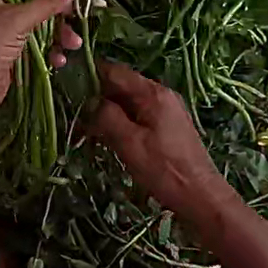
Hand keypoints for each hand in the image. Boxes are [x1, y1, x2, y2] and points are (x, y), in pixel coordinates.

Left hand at [0, 0, 84, 116]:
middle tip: (79, 17)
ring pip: (43, 26)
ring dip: (60, 34)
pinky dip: (52, 50)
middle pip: (40, 2)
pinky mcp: (15, 53)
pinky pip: (41, 46)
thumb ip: (47, 1)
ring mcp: (8, 32)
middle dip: (61, 13)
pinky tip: (59, 59)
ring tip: (72, 44)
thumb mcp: (16, 19)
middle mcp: (0, 8)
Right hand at [85, 61, 240, 223]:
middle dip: (96, 98)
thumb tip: (89, 101)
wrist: (200, 195)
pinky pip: (138, 116)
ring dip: (107, 113)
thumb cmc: (164, 169)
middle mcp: (161, 95)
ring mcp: (166, 110)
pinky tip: (107, 139)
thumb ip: (107, 117)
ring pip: (128, 103)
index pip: (115, 71)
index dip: (90, 75)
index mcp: (153, 93)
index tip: (67, 85)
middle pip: (122, 86)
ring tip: (84, 130)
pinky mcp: (167, 127)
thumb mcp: (130, 143)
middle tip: (72, 113)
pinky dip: (121, 123)